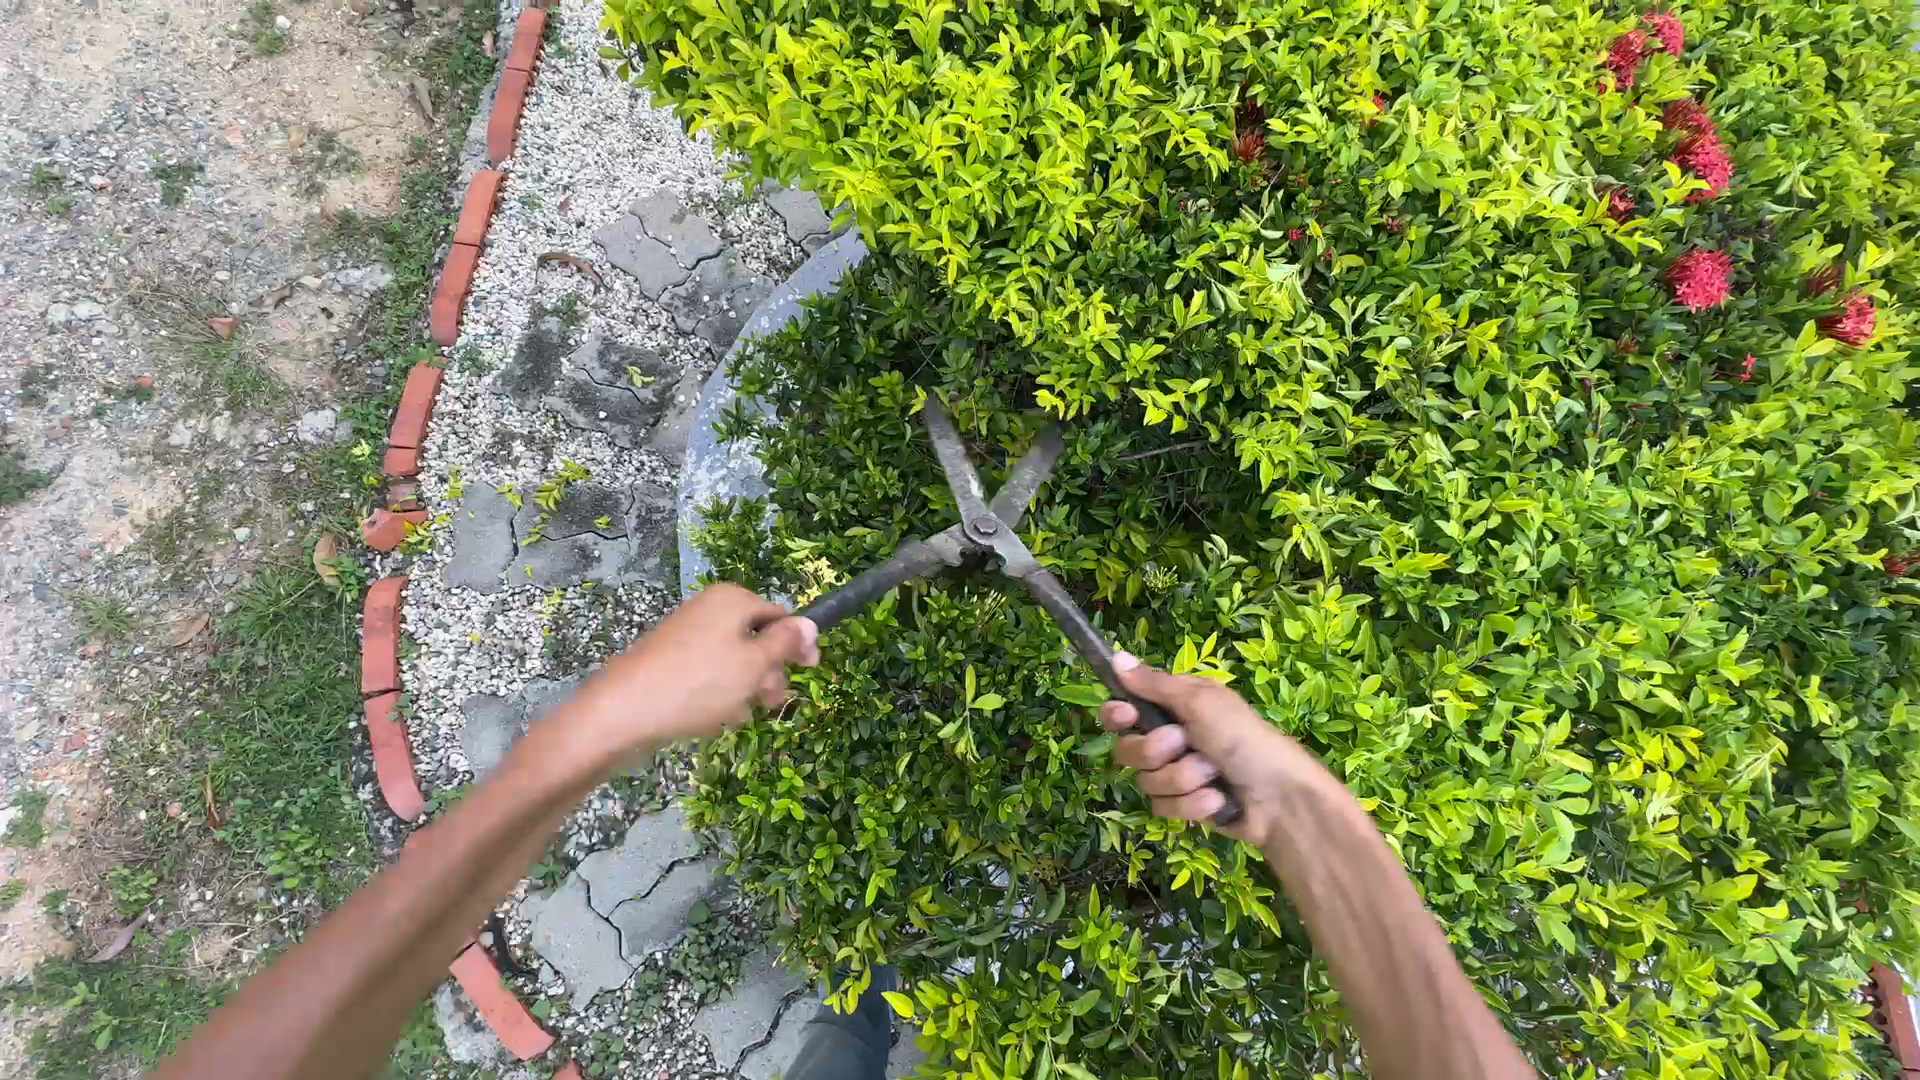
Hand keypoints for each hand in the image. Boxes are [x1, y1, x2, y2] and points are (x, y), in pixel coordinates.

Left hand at [569, 584, 819, 750]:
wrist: (620, 713)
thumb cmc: (698, 684)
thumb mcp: (754, 664)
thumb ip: (786, 643)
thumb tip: (811, 623)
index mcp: (733, 600)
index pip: (782, 616)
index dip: (798, 645)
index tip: (809, 673)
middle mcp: (710, 608)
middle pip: (759, 638)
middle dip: (769, 671)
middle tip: (769, 702)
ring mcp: (688, 633)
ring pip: (735, 660)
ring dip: (746, 687)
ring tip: (737, 713)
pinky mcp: (670, 659)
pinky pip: (709, 671)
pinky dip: (719, 692)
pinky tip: (714, 717)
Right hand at [1099, 652, 1321, 849]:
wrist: (1281, 798)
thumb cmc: (1243, 737)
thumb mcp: (1200, 701)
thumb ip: (1154, 684)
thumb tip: (1115, 657)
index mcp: (1173, 705)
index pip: (1123, 707)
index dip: (1118, 714)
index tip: (1127, 717)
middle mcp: (1169, 736)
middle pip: (1127, 747)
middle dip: (1156, 750)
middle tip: (1183, 743)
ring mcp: (1176, 773)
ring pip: (1146, 780)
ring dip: (1182, 778)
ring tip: (1213, 775)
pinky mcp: (1184, 805)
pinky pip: (1164, 806)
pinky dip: (1192, 803)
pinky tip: (1218, 799)